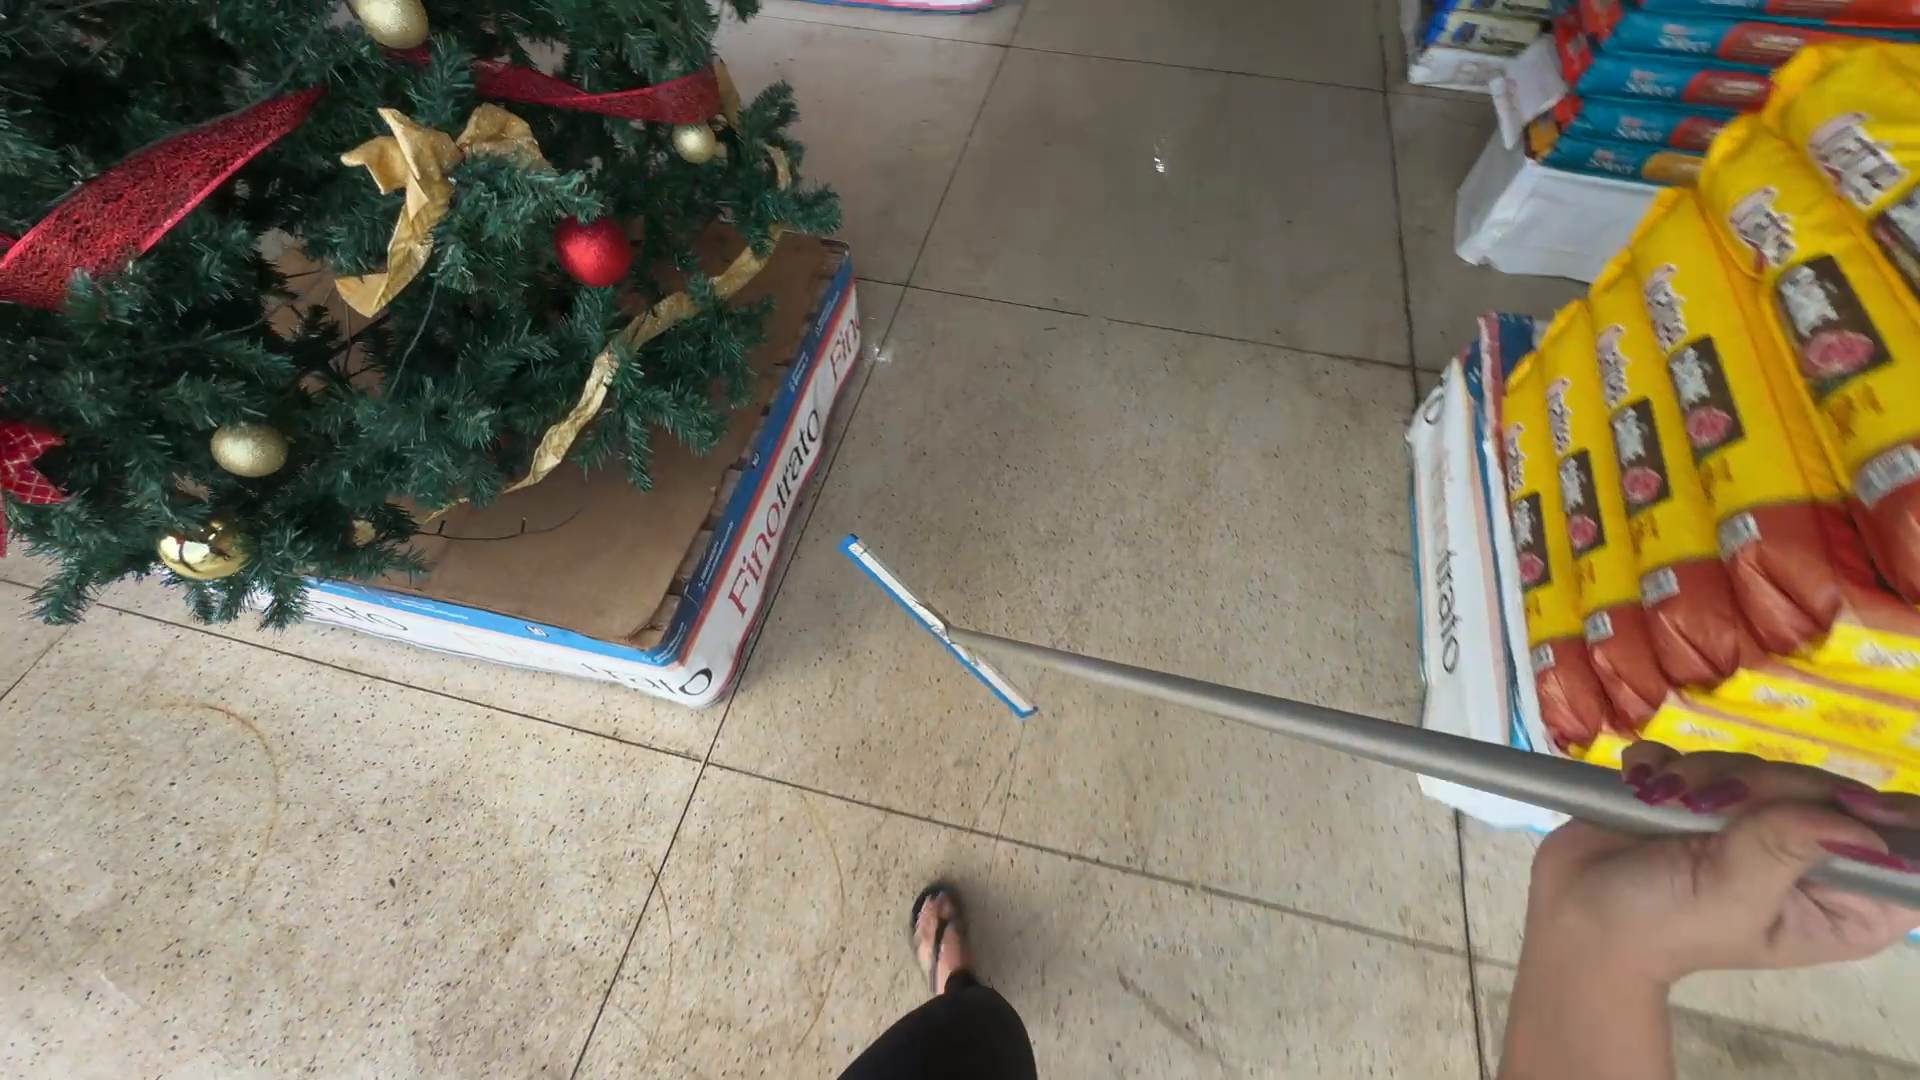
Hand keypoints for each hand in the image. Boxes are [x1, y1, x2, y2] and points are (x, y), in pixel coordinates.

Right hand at [1526, 743, 1919, 988]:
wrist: (1576, 910)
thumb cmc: (1663, 922)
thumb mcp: (1730, 896)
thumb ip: (1781, 850)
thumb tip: (1853, 823)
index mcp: (1840, 896)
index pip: (1895, 847)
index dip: (1881, 817)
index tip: (1841, 802)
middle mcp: (1797, 851)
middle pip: (1809, 788)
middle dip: (1753, 785)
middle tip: (1701, 803)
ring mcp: (1734, 820)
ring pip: (1742, 764)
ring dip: (1694, 772)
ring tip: (1655, 799)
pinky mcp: (1679, 794)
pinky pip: (1683, 754)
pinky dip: (1657, 762)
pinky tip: (1638, 787)